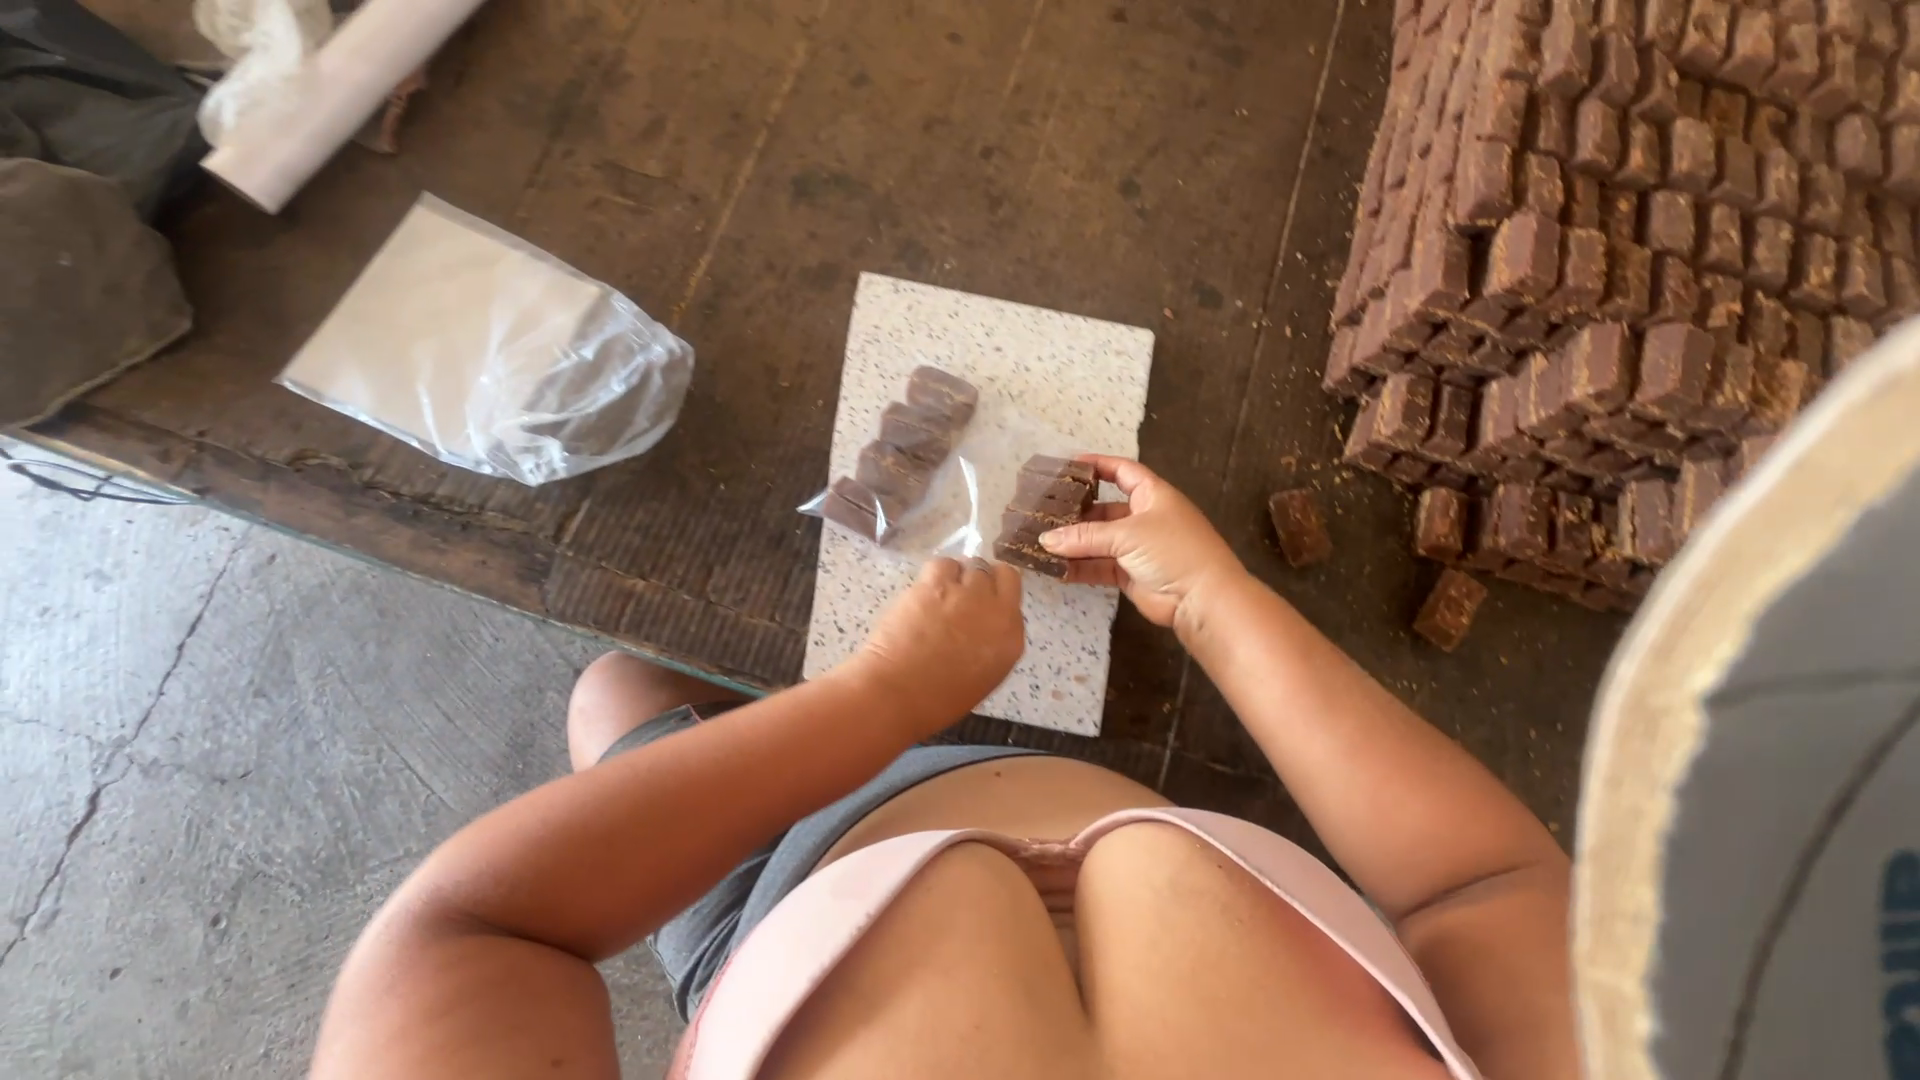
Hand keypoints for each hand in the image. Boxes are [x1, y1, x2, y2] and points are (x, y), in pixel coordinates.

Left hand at [848, 557, 1024, 736]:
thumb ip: (991, 644)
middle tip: (963, 595)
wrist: (897, 693)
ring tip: (941, 593)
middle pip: (998, 574)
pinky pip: (943, 564)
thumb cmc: (936, 701)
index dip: (997, 595)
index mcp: (1011, 639)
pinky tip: (925, 590)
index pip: (1014, 597)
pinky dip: (936, 573)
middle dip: (983, 581)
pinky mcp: (934, 584)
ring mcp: (965, 593)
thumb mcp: (983, 676)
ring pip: (971, 565)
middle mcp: (995, 610)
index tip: (983, 603)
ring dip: (960, 576)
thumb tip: (982, 627)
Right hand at [1039, 455, 1245, 630]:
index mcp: (1152, 495)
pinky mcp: (1130, 574)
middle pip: (1104, 509)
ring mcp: (1137, 548)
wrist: (1202, 599)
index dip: (1098, 465)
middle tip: (1043, 511)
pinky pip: (1098, 566)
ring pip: (1098, 541)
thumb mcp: (1128, 534)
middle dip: (1076, 511)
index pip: (1122, 472)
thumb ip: (1085, 536)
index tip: (1068, 465)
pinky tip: (1054, 568)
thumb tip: (1045, 539)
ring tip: (1040, 541)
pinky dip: (1078, 567)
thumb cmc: (1173, 550)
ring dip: (1072, 543)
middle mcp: (1144, 518)